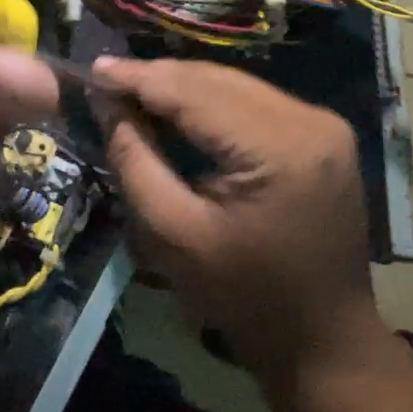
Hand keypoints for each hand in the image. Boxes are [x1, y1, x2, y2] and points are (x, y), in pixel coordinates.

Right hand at [90, 56, 381, 381]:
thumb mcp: (171, 231)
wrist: (322, 340)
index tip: (89, 70)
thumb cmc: (242, 295)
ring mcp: (321, 124)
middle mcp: (309, 121)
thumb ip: (133, 158)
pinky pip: (249, 100)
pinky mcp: (321, 134)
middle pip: (213, 80)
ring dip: (178, 85)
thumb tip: (105, 101)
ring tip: (127, 91)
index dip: (137, 77)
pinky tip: (171, 106)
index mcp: (279, 148)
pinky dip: (205, 100)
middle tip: (102, 81)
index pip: (193, 92)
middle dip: (155, 77)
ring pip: (230, 83)